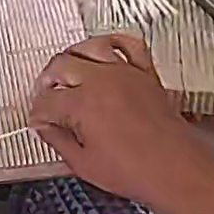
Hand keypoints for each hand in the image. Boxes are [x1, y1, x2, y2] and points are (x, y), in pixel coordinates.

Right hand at [29, 34, 202, 205]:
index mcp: (82, 104)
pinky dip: (113, 42)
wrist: (176, 171)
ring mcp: (125, 73)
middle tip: (44, 96)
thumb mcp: (83, 164)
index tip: (38, 122)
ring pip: (89, 47)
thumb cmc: (136, 171)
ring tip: (66, 69)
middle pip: (60, 65)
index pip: (46, 100)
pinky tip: (104, 50)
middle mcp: (102, 81)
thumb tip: (45, 129)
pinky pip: (129, 44)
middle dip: (45, 81)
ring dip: (71, 56)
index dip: (37, 113)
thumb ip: (58, 140)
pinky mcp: (146, 74)